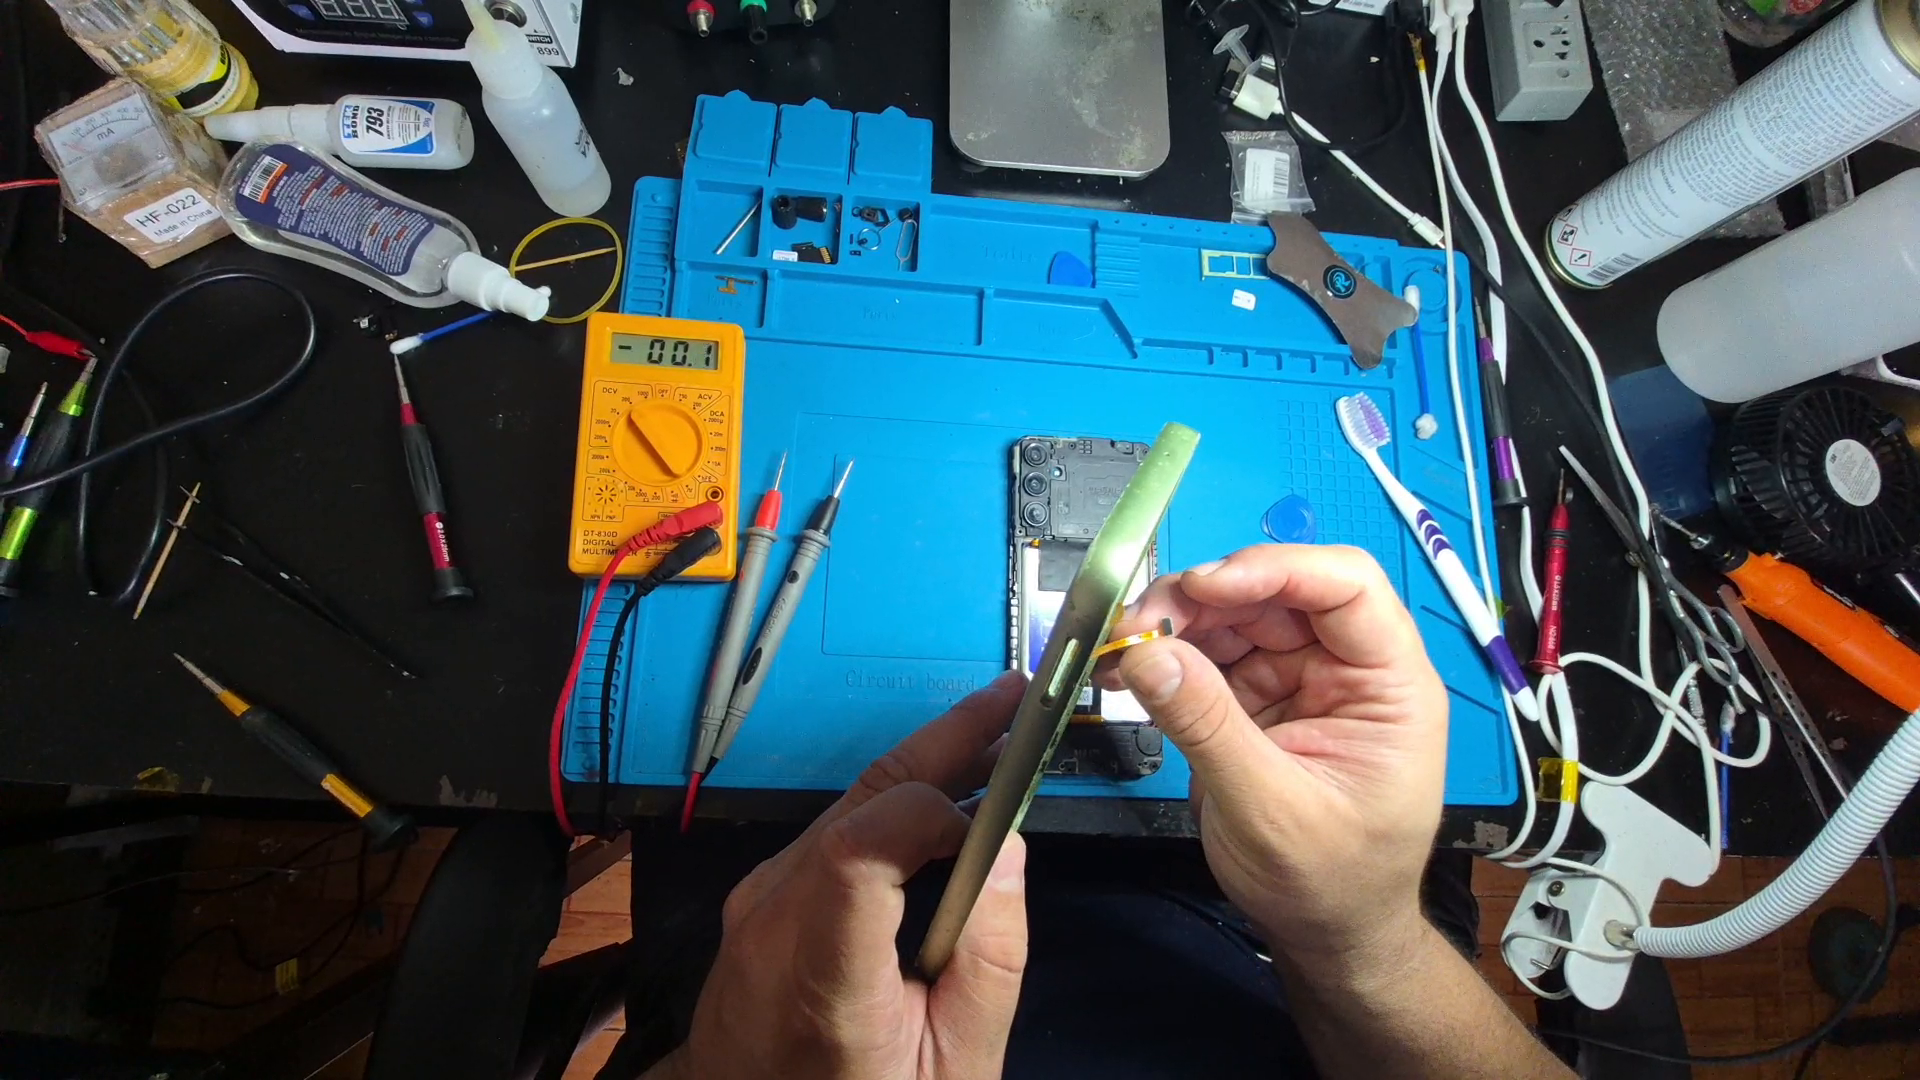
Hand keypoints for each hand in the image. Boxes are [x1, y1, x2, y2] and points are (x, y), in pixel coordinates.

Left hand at [651, 672, 1028, 1079]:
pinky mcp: (768, 878)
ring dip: (933, 754)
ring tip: (998, 728)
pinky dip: (905, 791)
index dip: (931, 814)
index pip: (859, 851)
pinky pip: (845, 817)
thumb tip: (1006, 845)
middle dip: (950, 737)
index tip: (993, 825)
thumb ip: (989, 962)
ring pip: (857, 794)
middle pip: (865, 796)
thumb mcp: (952, 1070)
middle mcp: (775, 913)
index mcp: (820, 978)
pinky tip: (951, 781)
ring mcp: (763, 887)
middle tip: (1015, 694)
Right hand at [1096, 545, 1446, 963]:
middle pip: (1269, 592)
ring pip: (1226, 613)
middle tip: (1132, 628)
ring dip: (1167, 623)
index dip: (1274, 571)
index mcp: (1387, 684)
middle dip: (1197, 600)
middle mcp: (1340, 665)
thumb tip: (1146, 653)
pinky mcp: (1248, 692)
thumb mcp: (1270, 809)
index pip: (1346, 587)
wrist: (1317, 931)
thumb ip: (1209, 726)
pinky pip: (1200, 649)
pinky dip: (1157, 653)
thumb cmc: (1327, 881)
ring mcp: (1291, 674)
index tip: (1201, 589)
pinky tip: (1123, 671)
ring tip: (1117, 652)